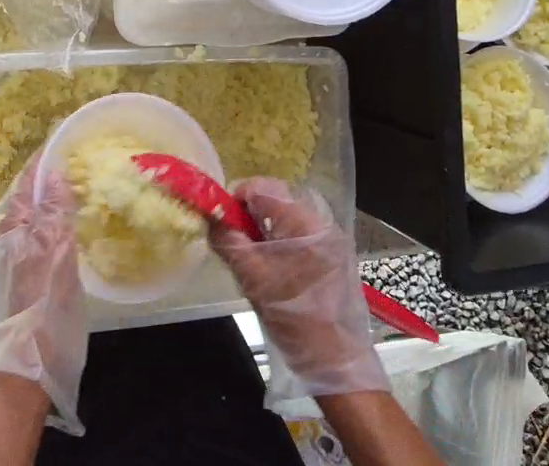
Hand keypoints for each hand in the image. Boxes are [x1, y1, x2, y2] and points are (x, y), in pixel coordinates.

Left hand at [0, 164, 87, 433]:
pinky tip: (61, 228)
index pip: (29, 182)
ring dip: (46, 200)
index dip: (44, 160)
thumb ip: (55, 218)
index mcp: (18, 232)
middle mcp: (9, 241)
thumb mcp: (58, 261)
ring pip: (28, 218)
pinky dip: (46, 222)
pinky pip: (32, 237)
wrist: (24, 373)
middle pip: (26, 198)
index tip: (63, 140)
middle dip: (45, 177)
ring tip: (70, 188)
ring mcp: (11, 262)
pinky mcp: (17, 281)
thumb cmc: (46, 317)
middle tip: (73, 162)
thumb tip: (54, 175)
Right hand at [209, 178, 387, 398]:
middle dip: (248, 217)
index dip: (235, 200)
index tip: (220, 223)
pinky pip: (299, 237)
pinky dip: (280, 244)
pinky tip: (272, 270)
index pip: (261, 188)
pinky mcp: (333, 257)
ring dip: (263, 231)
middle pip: (274, 201)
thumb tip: (210, 216)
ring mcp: (330, 239)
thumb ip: (228, 241)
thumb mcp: (253, 278)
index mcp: (303, 220)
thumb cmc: (294, 315)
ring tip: (250, 260)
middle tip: (232, 243)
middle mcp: (321, 221)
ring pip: (286, 220)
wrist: (337, 360)